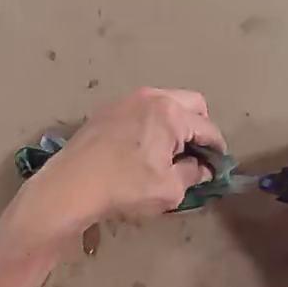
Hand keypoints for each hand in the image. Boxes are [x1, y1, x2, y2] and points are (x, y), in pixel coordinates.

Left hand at [8, 88, 224, 242]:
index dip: (217, 149)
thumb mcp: (169, 189)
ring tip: (170, 152)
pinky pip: (142, 110)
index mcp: (171, 113)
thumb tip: (201, 168)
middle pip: (191, 104)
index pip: (207, 128)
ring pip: (165, 103)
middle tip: (196, 154)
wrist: (70, 187)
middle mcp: (151, 97)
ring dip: (175, 123)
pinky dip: (152, 123)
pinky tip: (144, 148)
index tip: (217, 165)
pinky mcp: (107, 109)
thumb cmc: (124, 188)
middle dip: (199, 127)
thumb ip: (192, 174)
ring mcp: (126, 99)